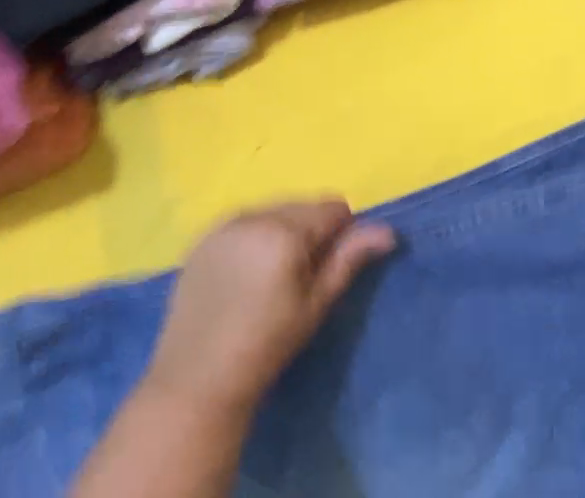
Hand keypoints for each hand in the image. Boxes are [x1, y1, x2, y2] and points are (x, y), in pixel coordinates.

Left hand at [144, 200, 396, 418]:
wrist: (196, 379)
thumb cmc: (268, 344)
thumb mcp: (317, 302)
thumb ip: (350, 258)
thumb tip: (388, 232)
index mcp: (283, 232)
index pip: (333, 208)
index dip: (341, 235)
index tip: (328, 269)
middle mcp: (252, 218)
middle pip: (303, 204)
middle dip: (312, 230)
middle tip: (301, 275)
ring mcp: (222, 227)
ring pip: (275, 210)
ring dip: (285, 230)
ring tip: (272, 275)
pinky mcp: (201, 239)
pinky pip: (246, 221)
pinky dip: (257, 235)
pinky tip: (247, 273)